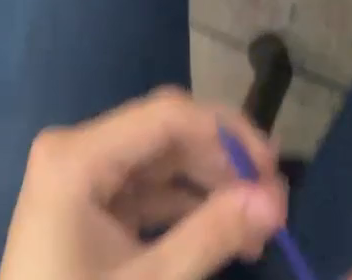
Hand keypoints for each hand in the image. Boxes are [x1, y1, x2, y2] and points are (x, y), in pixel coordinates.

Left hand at [0, 87, 288, 279]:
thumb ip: (212, 236)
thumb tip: (275, 200)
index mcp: (77, 156)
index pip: (167, 115)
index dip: (228, 133)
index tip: (275, 168)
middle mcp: (76, 150)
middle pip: (165, 133)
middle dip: (223, 162)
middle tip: (273, 198)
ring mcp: (79, 176)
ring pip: (161, 159)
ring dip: (210, 185)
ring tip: (258, 222)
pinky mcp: (86, 204)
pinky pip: (145, 188)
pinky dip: (185, 206)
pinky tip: (223, 231)